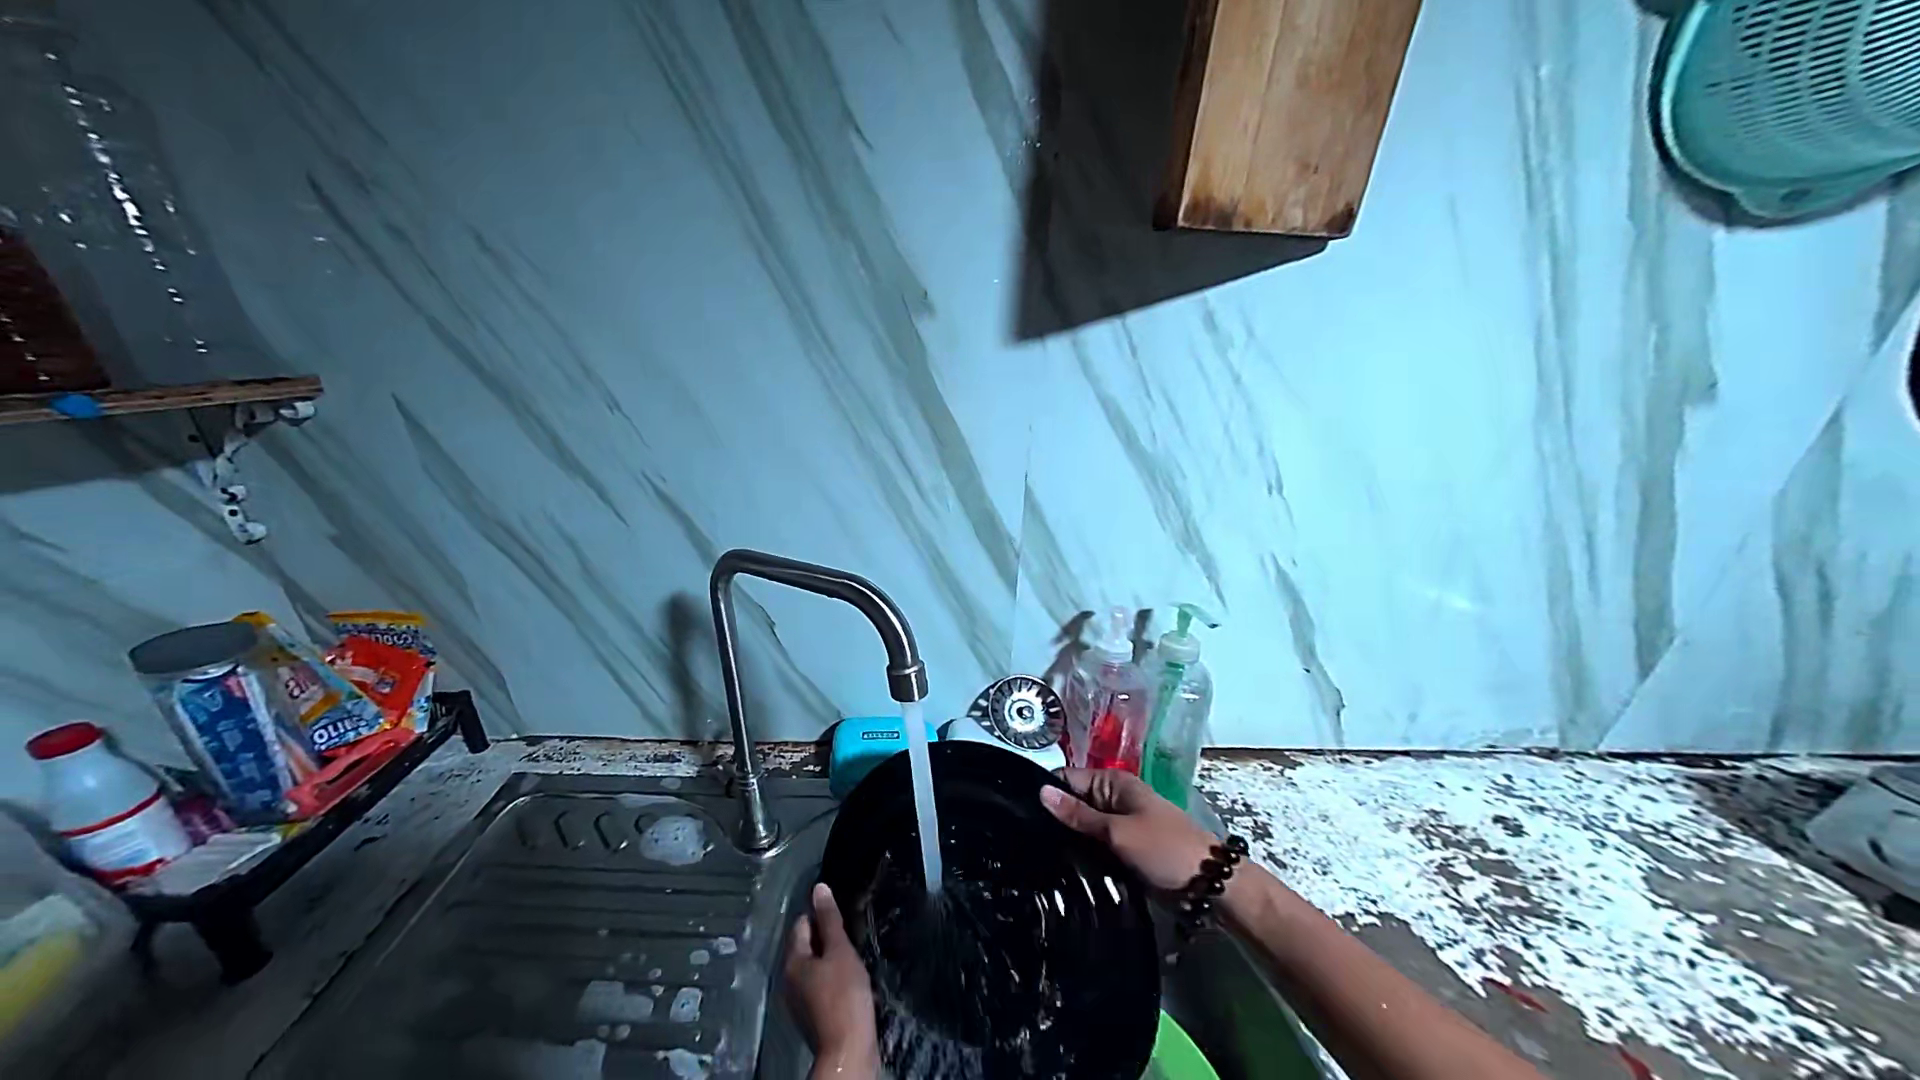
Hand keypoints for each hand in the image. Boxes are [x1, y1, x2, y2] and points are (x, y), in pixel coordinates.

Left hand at [784, 882, 878, 1077]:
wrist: (849, 1050)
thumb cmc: (844, 995)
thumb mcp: (840, 950)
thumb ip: (829, 920)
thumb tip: (819, 888)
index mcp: (793, 962)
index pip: (802, 924)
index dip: (820, 914)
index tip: (841, 912)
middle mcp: (789, 980)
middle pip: (805, 945)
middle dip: (825, 935)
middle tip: (850, 930)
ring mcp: (799, 1000)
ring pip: (813, 965)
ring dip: (830, 956)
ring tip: (853, 952)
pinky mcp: (812, 1015)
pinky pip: (819, 984)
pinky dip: (832, 976)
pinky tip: (850, 977)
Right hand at [1041, 768, 1217, 890]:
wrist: (1210, 886)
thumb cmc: (1164, 849)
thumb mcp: (1117, 831)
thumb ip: (1078, 814)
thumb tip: (1040, 791)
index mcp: (1113, 782)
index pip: (1067, 778)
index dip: (1046, 792)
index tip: (1020, 813)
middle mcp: (1113, 799)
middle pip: (1073, 803)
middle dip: (1054, 819)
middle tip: (1026, 840)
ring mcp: (1119, 825)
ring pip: (1081, 828)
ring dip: (1067, 840)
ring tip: (1037, 855)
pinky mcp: (1123, 849)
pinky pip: (1093, 846)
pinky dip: (1081, 853)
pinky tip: (1061, 865)